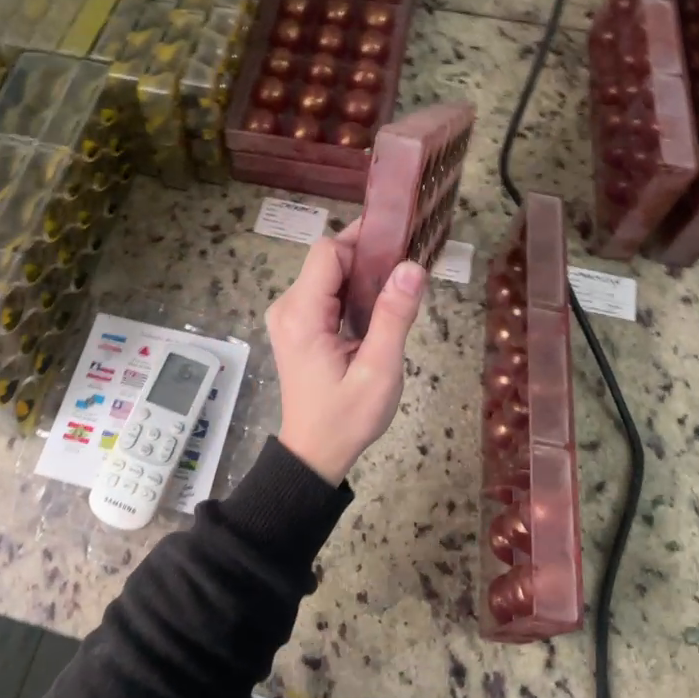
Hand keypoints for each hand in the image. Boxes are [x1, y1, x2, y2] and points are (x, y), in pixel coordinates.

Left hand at [265, 219, 427, 484]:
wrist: (315, 452)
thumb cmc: (346, 417)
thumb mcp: (378, 371)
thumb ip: (393, 316)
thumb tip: (412, 266)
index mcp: (301, 314)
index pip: (328, 253)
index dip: (364, 245)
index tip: (401, 248)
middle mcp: (287, 307)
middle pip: (327, 259)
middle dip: (367, 259)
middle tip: (406, 272)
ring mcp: (289, 315)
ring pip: (328, 274)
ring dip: (361, 276)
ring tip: (397, 291)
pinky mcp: (297, 325)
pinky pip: (325, 292)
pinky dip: (352, 292)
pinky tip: (378, 307)